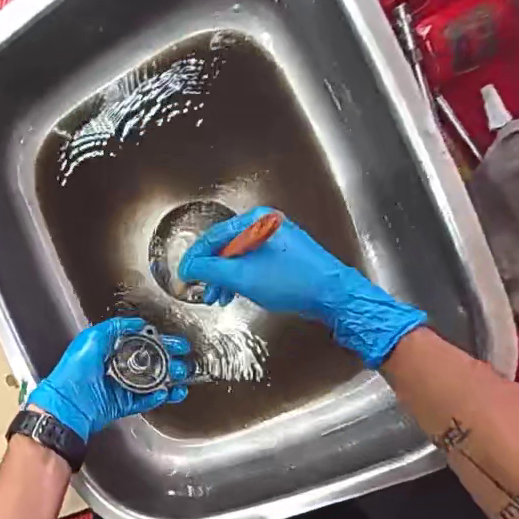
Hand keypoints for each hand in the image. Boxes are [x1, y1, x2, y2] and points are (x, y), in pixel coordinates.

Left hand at [26, 318, 191, 440]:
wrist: (67, 405)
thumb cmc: (74, 372)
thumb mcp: (92, 338)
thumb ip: (115, 328)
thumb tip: (137, 323)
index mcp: (111, 350)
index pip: (142, 343)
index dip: (160, 341)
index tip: (175, 343)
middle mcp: (117, 367)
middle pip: (151, 362)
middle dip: (170, 361)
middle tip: (183, 360)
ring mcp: (121, 386)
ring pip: (151, 382)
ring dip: (168, 380)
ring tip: (180, 379)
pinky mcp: (122, 405)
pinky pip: (144, 401)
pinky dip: (156, 397)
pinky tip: (166, 393)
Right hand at [177, 207, 426, 367]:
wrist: (333, 295)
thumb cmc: (293, 282)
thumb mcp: (243, 277)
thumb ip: (211, 270)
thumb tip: (189, 267)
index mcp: (256, 221)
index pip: (214, 236)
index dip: (196, 258)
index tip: (184, 275)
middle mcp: (267, 225)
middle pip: (227, 246)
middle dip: (212, 271)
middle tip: (201, 290)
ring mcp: (278, 240)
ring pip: (241, 256)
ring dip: (226, 278)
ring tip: (218, 297)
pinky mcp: (286, 255)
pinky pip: (255, 263)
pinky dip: (243, 278)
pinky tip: (237, 293)